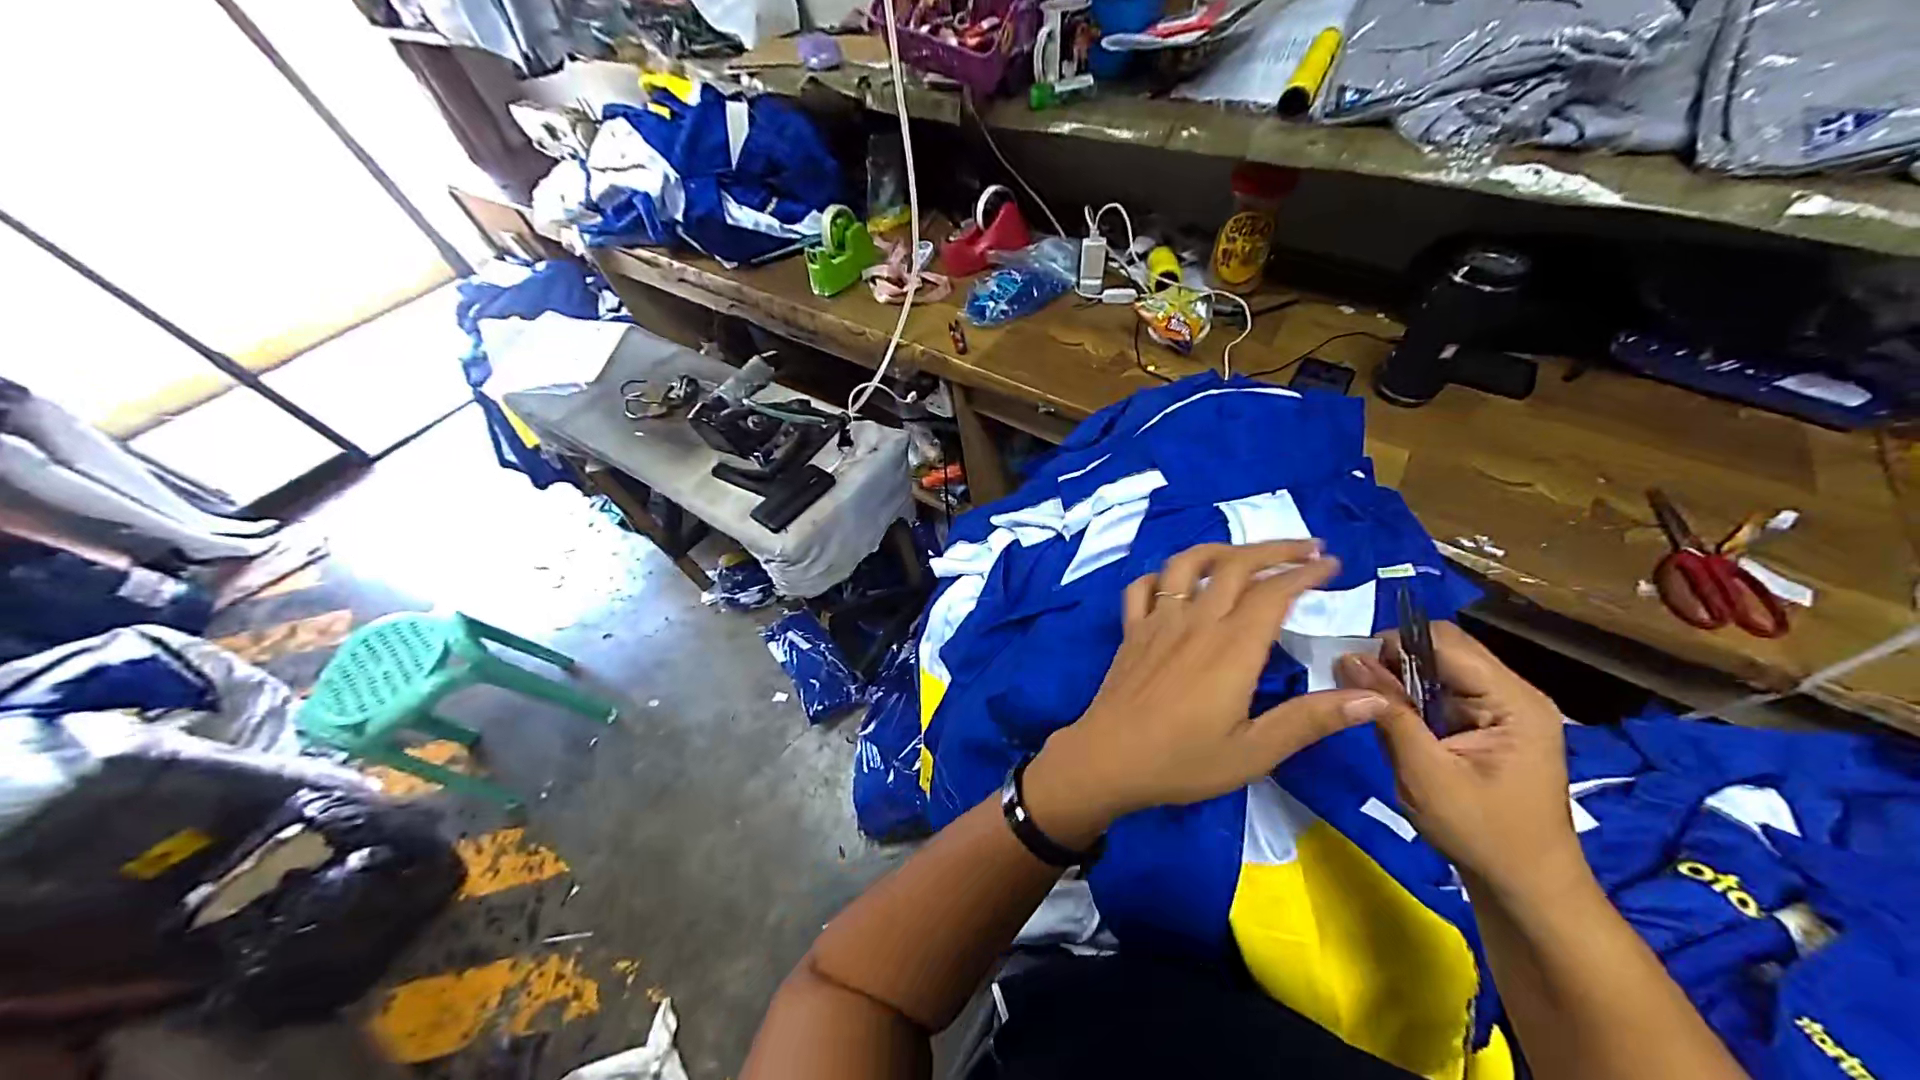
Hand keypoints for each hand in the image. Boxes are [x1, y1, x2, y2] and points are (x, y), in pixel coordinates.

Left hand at [1023, 541, 1390, 848]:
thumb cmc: (1182, 761)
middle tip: (1307, 548)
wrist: (1107, 760)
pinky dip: (1163, 576)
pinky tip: (1177, 583)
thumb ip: (1311, 720)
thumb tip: (1375, 697)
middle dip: (1275, 549)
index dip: (1306, 573)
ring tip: (1247, 553)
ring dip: (1221, 550)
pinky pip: (1143, 588)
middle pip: (1236, 565)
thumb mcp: (1255, 751)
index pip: (1275, 592)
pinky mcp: (1131, 631)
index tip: (1332, 564)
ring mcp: (1158, 622)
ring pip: (1187, 564)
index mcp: (1232, 647)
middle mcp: (1196, 622)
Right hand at [1334, 623, 1589, 903]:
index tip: (1355, 673)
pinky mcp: (1489, 723)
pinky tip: (1401, 727)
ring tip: (1380, 715)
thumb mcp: (1424, 774)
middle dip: (1396, 663)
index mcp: (1513, 701)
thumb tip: (1346, 658)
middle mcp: (1514, 694)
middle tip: (1364, 696)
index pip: (1445, 642)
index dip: (1395, 646)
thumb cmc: (1482, 833)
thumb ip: (1388, 712)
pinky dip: (1413, 700)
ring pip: (1438, 667)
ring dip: (1402, 683)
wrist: (1526, 887)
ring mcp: (1504, 708)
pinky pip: (1442, 690)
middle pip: (1443, 648)